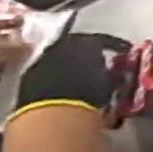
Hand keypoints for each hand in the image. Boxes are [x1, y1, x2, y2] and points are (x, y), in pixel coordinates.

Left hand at [14, 32, 131, 116]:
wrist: (53, 112)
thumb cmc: (89, 94)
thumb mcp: (110, 84)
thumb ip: (115, 74)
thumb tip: (120, 72)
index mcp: (85, 42)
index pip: (104, 39)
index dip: (115, 46)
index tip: (124, 51)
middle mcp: (61, 45)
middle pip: (78, 44)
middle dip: (89, 52)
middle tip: (100, 62)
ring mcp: (42, 59)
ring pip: (61, 56)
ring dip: (71, 63)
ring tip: (82, 74)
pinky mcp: (29, 74)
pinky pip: (48, 69)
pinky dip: (58, 73)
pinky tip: (66, 84)